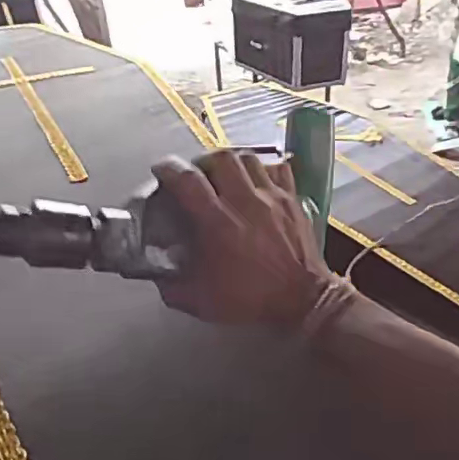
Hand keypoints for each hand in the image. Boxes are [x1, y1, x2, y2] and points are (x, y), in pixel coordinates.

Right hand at [151, 150, 331, 327]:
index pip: (186, 180)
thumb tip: (156, 272)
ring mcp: (271, 197)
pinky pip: (277, 168)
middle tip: (196, 174)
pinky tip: (256, 181)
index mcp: (216, 223)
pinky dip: (263, 169)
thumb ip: (171, 286)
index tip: (161, 171)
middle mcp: (243, 201)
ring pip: (247, 158)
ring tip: (224, 175)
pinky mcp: (292, 199)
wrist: (302, 299)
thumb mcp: (200, 301)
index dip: (168, 169)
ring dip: (231, 162)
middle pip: (218, 158)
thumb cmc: (251, 299)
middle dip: (201, 162)